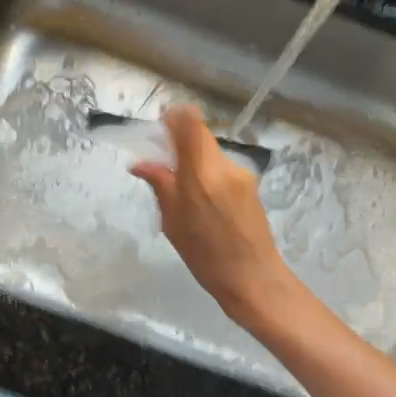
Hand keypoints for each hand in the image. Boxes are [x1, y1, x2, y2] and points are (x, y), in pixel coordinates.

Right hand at [130, 105, 300, 323]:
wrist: (252, 278)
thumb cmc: (206, 258)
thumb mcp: (174, 224)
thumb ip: (161, 186)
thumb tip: (143, 163)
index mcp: (201, 174)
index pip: (189, 122)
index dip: (173, 118)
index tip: (158, 131)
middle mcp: (224, 166)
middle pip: (199, 138)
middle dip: (179, 147)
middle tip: (163, 171)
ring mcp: (241, 174)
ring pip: (210, 155)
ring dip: (193, 165)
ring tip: (183, 199)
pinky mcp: (250, 185)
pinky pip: (221, 170)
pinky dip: (207, 178)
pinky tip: (204, 208)